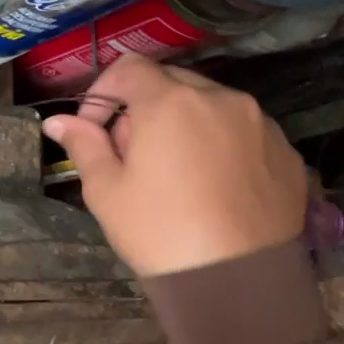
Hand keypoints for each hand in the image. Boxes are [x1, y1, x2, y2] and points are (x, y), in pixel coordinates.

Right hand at [45, 53, 307, 277]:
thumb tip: (59, 121)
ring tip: (170, 172)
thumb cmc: (156, 229)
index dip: (102, 92)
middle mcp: (220, 99)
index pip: (129, 68)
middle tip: (129, 155)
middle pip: (171, 83)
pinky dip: (216, 143)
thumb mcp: (105, 190)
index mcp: (170, 104)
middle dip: (142, 109)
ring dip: (181, 124)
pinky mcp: (284, 148)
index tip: (93, 129)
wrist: (234, 275)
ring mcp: (260, 122)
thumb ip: (84, 145)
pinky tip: (206, 186)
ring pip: (209, 105)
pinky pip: (241, 130)